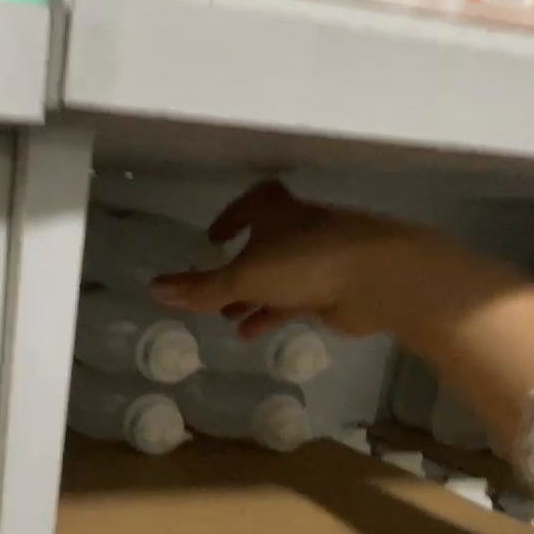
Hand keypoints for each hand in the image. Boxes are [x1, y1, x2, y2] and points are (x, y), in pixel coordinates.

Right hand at [148, 179, 483, 337]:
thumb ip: (199, 288)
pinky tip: (249, 333)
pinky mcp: (335, 289)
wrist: (380, 279)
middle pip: (264, 242)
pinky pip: (294, 301)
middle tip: (213, 286)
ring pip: (278, 276)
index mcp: (278, 212)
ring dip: (251, 295)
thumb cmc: (306, 263)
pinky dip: (270, 314)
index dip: (233, 215)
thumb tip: (153, 289)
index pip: (255, 200)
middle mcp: (300, 229)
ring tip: (224, 317)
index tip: (214, 237)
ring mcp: (321, 259)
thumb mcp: (242, 277)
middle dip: (238, 264)